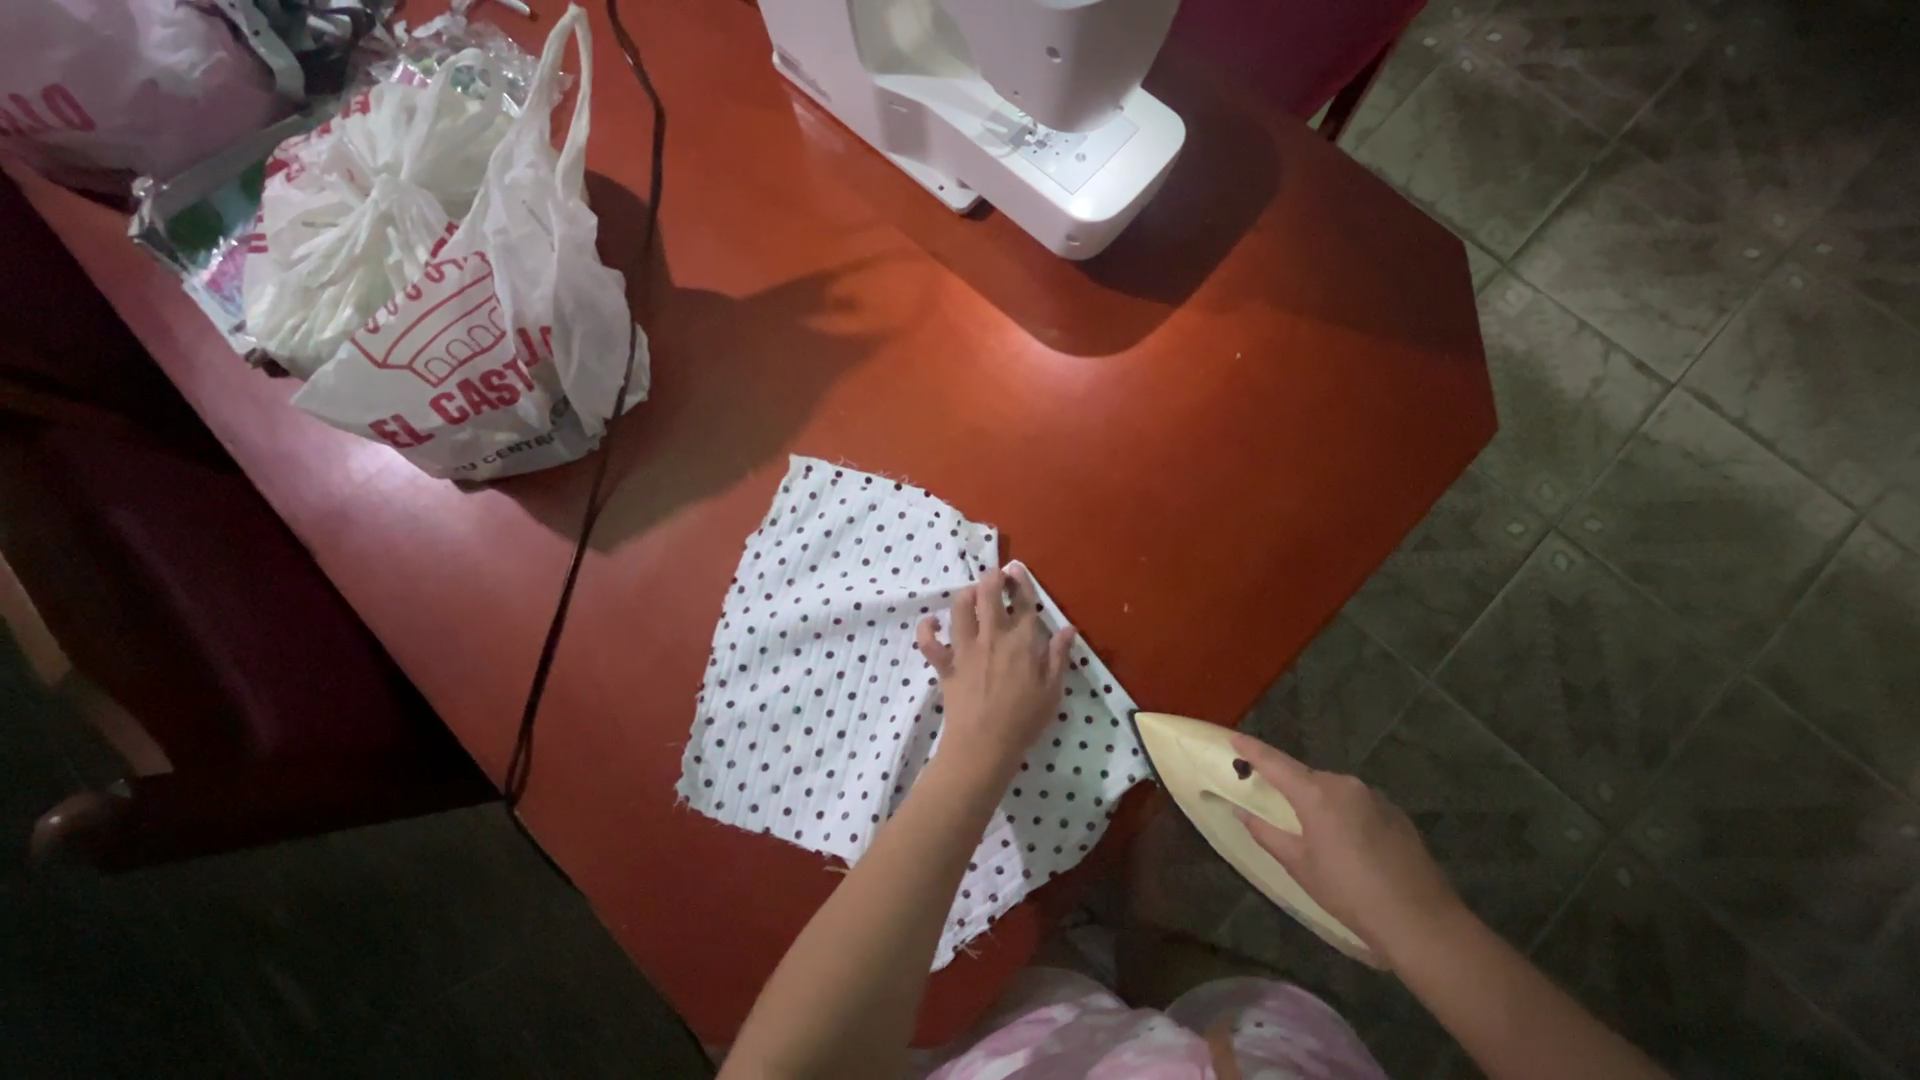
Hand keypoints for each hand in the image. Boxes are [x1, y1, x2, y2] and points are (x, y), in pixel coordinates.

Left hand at [916, 565, 1075, 780]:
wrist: (985, 745)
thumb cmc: (1024, 721)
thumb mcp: (1052, 691)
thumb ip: (1058, 657)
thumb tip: (1068, 629)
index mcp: (1023, 642)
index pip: (1023, 601)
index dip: (1021, 581)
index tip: (1016, 569)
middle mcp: (993, 637)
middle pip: (988, 593)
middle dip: (992, 577)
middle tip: (995, 577)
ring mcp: (966, 649)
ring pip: (959, 608)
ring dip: (965, 595)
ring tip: (972, 596)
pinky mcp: (945, 665)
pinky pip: (929, 642)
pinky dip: (926, 630)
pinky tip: (931, 624)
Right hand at [1228, 732, 1466, 965]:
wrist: (1419, 919)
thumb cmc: (1348, 892)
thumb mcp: (1299, 866)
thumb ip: (1267, 834)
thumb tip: (1243, 813)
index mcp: (1316, 794)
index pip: (1275, 763)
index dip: (1253, 750)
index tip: (1235, 737)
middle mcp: (1345, 785)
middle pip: (1307, 778)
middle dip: (1290, 788)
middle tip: (1277, 809)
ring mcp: (1374, 796)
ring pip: (1334, 791)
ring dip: (1320, 803)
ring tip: (1317, 836)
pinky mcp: (1395, 812)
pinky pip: (1358, 804)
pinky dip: (1345, 814)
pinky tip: (1351, 846)